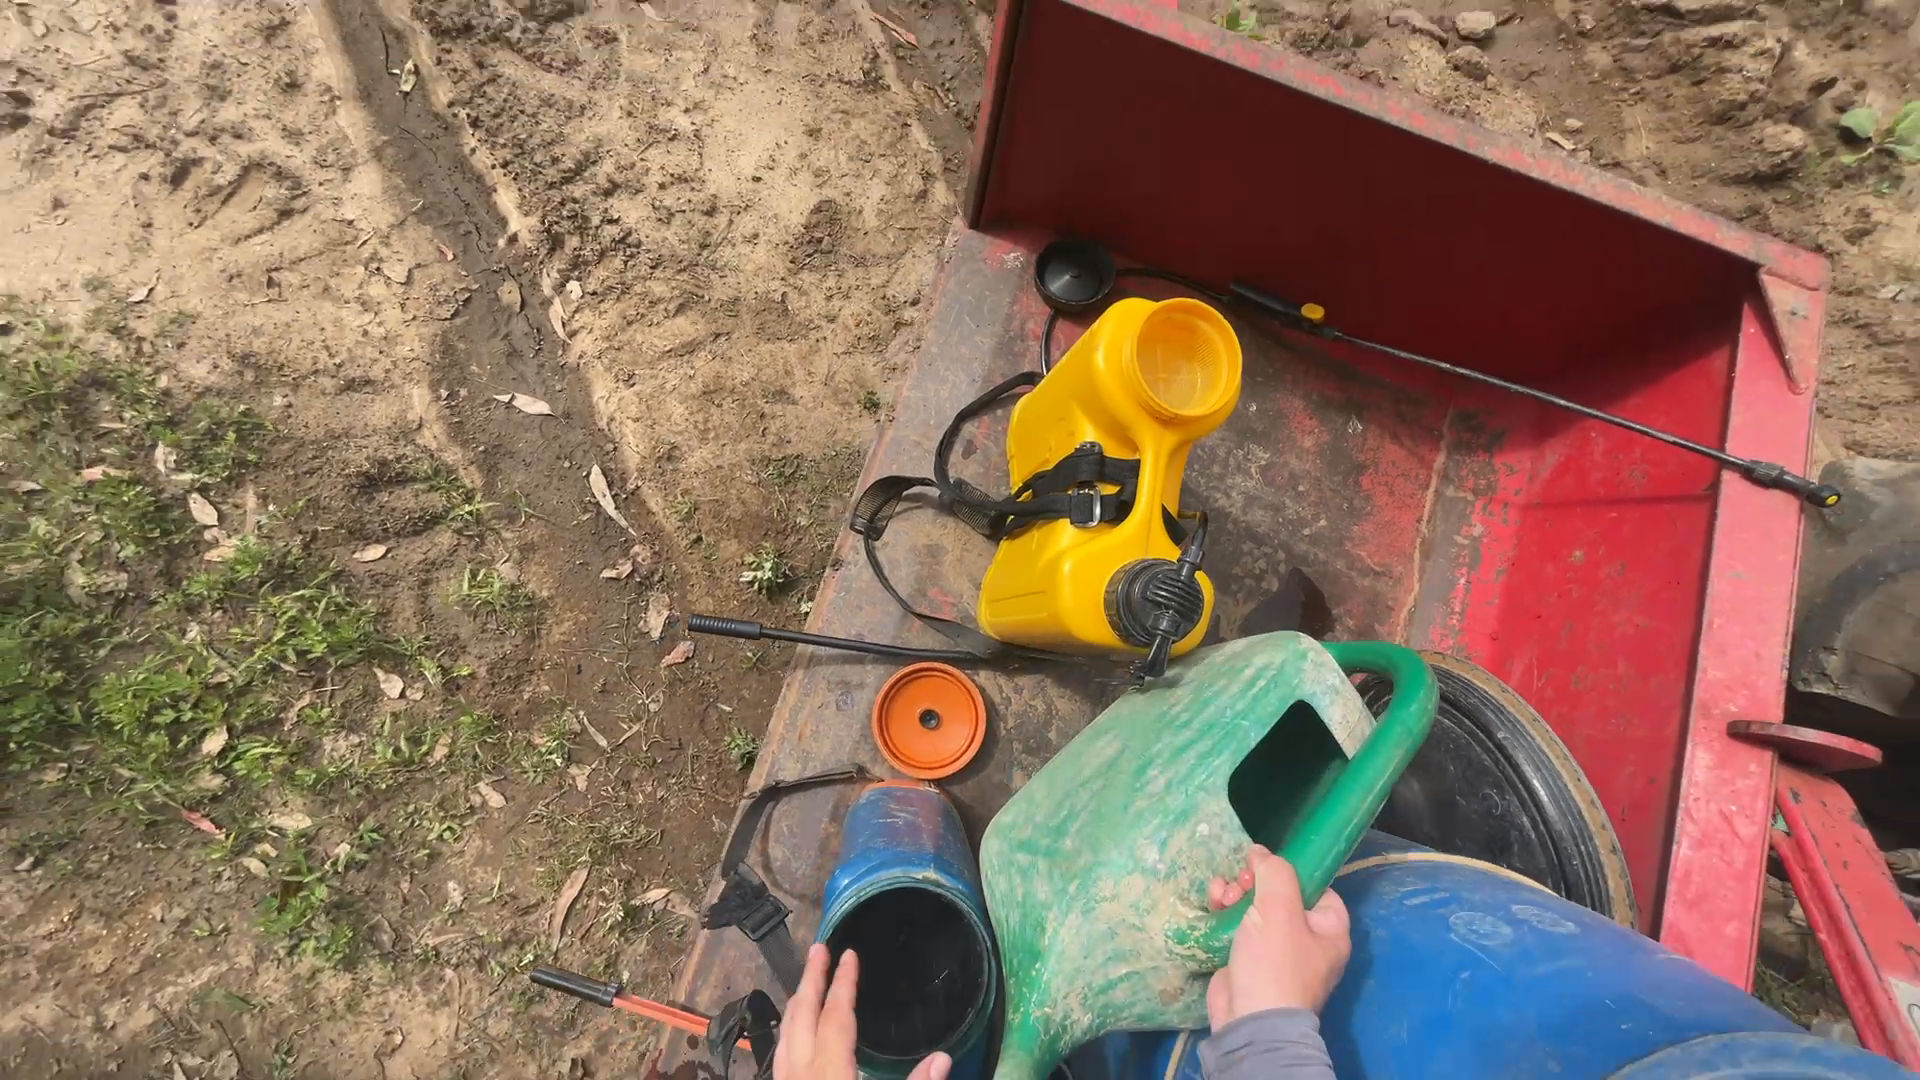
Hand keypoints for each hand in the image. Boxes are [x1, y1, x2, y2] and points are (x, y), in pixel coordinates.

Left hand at [772, 943, 951, 1079]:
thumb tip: (943, 1057)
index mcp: (829, 1073)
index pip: (836, 1018)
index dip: (843, 984)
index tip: (849, 953)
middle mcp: (800, 1076)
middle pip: (802, 1018)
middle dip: (811, 980)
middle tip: (818, 948)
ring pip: (784, 1038)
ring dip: (797, 1005)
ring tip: (807, 982)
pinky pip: (781, 1058)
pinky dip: (789, 1034)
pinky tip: (796, 1036)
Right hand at [1204, 844, 1350, 1029]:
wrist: (1250, 1019)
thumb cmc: (1275, 963)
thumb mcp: (1279, 908)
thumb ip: (1274, 871)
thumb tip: (1260, 852)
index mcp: (1328, 930)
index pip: (1317, 887)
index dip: (1291, 871)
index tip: (1266, 864)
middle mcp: (1306, 938)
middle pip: (1279, 891)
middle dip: (1254, 880)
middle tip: (1240, 882)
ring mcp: (1275, 947)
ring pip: (1254, 902)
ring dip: (1234, 891)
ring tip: (1222, 895)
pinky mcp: (1248, 954)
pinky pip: (1238, 920)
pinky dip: (1225, 908)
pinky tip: (1214, 903)